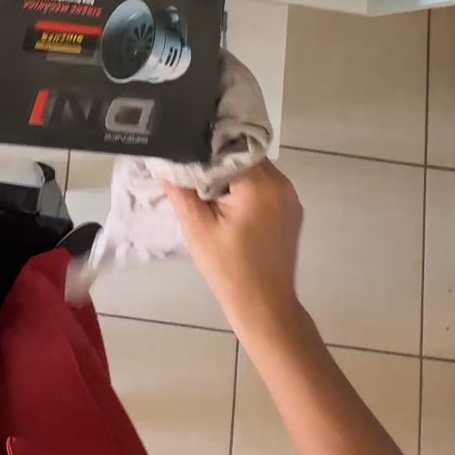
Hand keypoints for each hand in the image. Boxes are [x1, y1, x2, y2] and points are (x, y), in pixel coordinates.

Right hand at [166, 161, 304, 332]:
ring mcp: (290, 198)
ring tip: (206, 189)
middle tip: (191, 171)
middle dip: (217, 161)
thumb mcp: (197, 228)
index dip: (205, 147)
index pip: (230, 147)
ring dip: (231, 174)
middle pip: (244, 155)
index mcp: (260, 185)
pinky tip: (226, 204)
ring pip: (254, 169)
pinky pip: (264, 185)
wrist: (264, 307)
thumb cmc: (228, 268)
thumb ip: (180, 189)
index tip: (184, 152)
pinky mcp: (291, 210)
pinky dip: (245, 187)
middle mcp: (282, 184)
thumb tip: (163, 162)